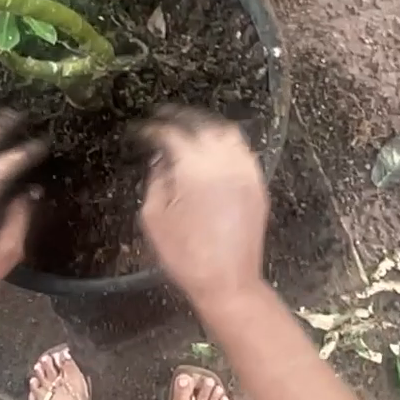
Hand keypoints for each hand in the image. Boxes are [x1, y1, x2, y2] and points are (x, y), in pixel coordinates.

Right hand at [136, 107, 268, 305]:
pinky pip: (244, 153)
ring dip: (207, 127)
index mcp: (194, 167)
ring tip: (190, 130)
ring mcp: (246, 172)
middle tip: (163, 119)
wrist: (228, 281)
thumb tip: (161, 159)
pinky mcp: (258, 186)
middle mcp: (224, 162)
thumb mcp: (153, 218)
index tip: (141, 131)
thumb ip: (156, 180)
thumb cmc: (184, 254)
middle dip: (181, 118)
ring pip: (228, 134)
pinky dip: (227, 144)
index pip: (171, 134)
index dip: (153, 129)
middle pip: (203, 124)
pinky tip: (215, 151)